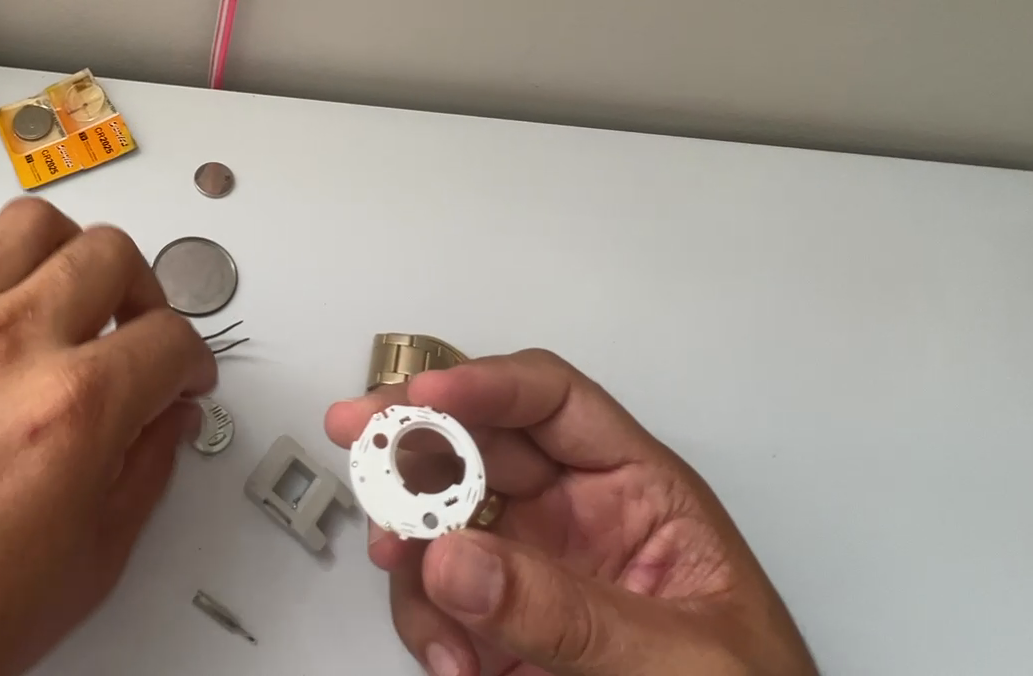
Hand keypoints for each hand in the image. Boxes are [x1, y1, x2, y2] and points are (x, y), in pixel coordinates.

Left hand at [0, 199, 216, 675]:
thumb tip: (168, 413)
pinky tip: (10, 306)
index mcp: (70, 407)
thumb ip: (146, 465)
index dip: (193, 359)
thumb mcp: (91, 558)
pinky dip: (1, 266)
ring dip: (73, 252)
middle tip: (142, 329)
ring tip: (79, 294)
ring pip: (33, 224)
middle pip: (111, 254)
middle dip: (147, 292)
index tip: (184, 374)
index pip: (169, 337)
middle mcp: (10, 347)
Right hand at [325, 350, 815, 675]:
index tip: (423, 394)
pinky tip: (450, 662)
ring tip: (398, 570)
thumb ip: (570, 614)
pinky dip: (421, 615)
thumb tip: (448, 559)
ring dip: (406, 534)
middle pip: (473, 440)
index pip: (553, 403)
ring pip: (436, 510)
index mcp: (634, 489)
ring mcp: (524, 562)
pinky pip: (432, 588)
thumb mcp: (681, 665)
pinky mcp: (492, 617)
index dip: (487, 384)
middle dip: (411, 436)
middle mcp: (568, 509)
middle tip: (351, 431)